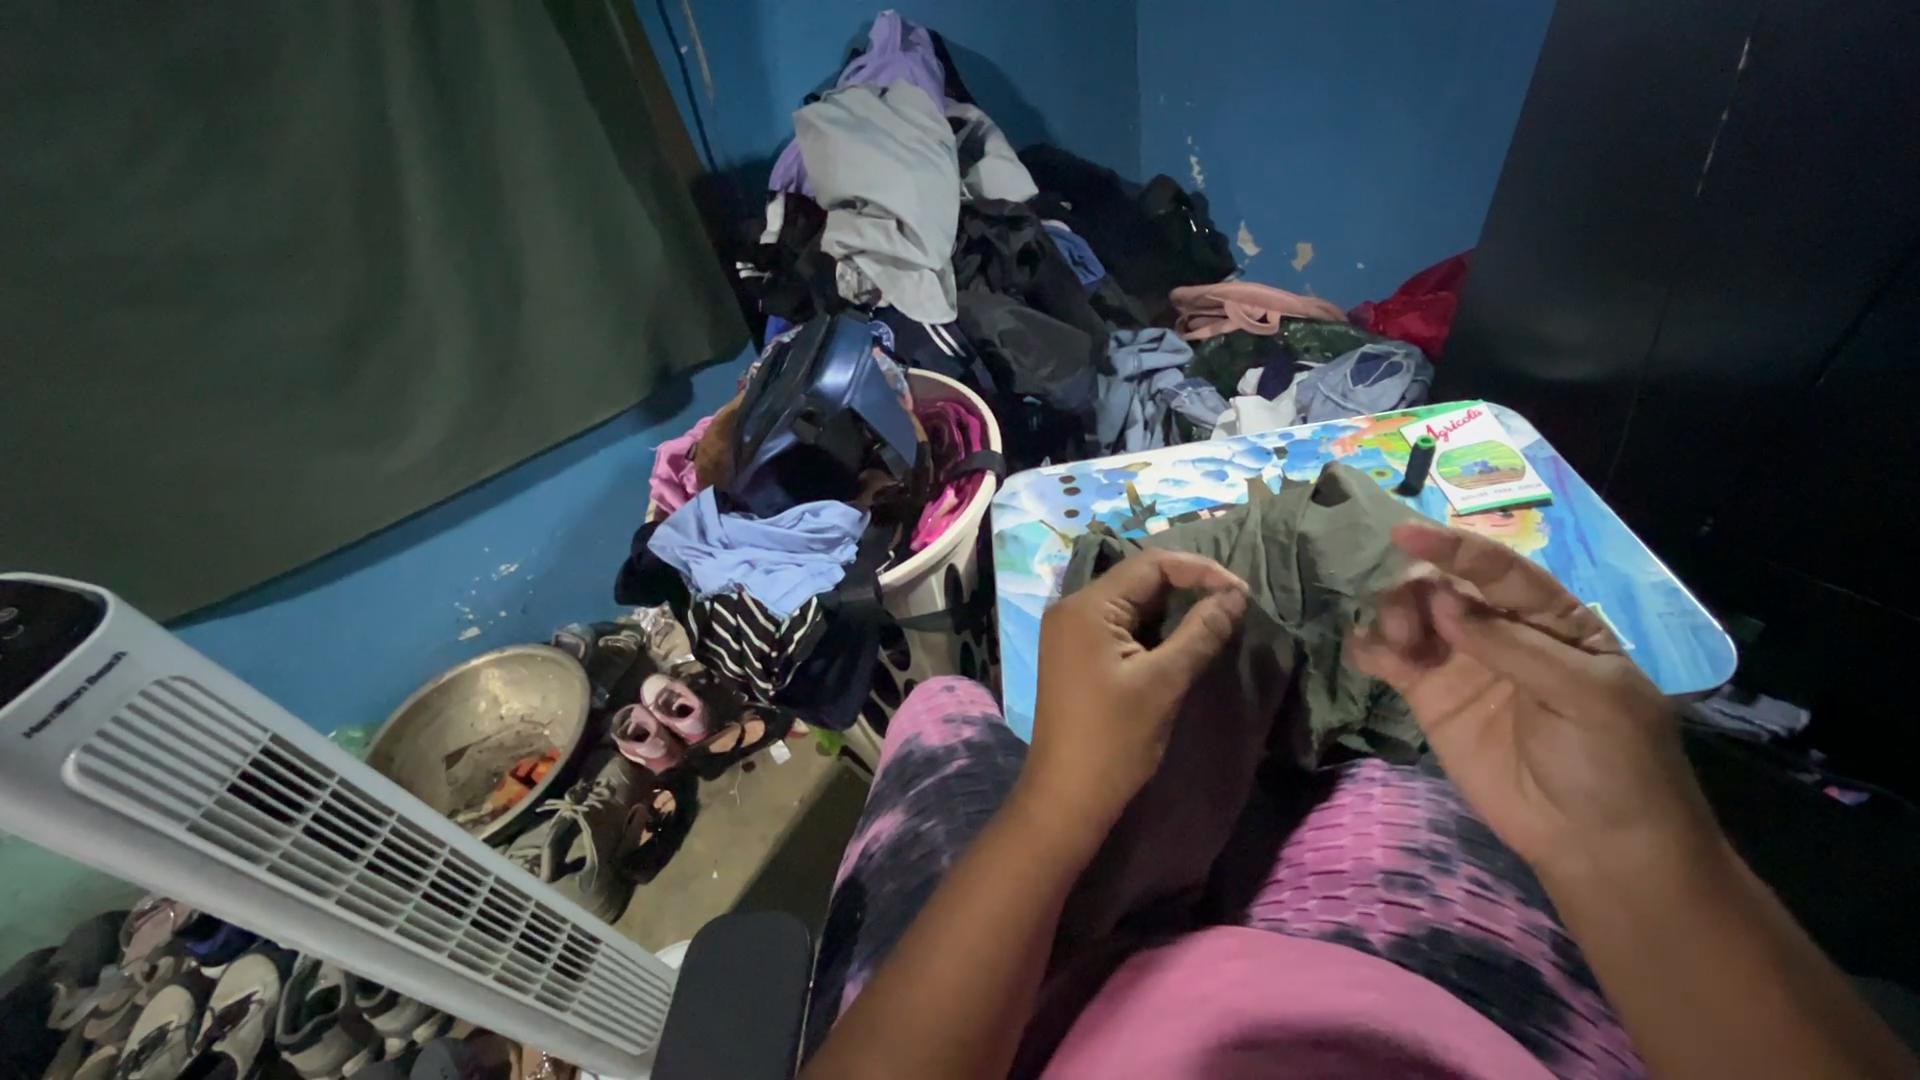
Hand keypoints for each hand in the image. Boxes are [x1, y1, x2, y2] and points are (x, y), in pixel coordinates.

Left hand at [1026, 549, 1248, 838]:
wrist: (1066, 795)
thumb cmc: (1115, 739)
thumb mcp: (1164, 682)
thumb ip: (1201, 632)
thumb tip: (1235, 595)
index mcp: (1086, 607)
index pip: (1150, 564)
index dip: (1200, 570)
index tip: (1242, 593)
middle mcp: (1072, 608)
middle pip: (1138, 579)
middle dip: (1188, 587)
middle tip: (1232, 608)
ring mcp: (1070, 631)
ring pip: (1130, 602)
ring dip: (1172, 608)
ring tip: (1213, 624)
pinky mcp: (1075, 653)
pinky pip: (1118, 624)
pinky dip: (1152, 628)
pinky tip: (1180, 642)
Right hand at [1347, 522, 1718, 876]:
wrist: (1596, 845)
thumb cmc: (1615, 763)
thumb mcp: (1588, 696)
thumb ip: (1514, 645)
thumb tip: (1442, 602)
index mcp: (1553, 621)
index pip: (1500, 570)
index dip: (1455, 548)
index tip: (1405, 532)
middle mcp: (1500, 631)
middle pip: (1442, 586)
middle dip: (1415, 590)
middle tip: (1408, 624)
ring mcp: (1460, 663)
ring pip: (1410, 615)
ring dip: (1392, 617)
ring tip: (1396, 647)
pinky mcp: (1427, 695)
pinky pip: (1387, 658)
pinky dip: (1369, 648)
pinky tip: (1366, 656)